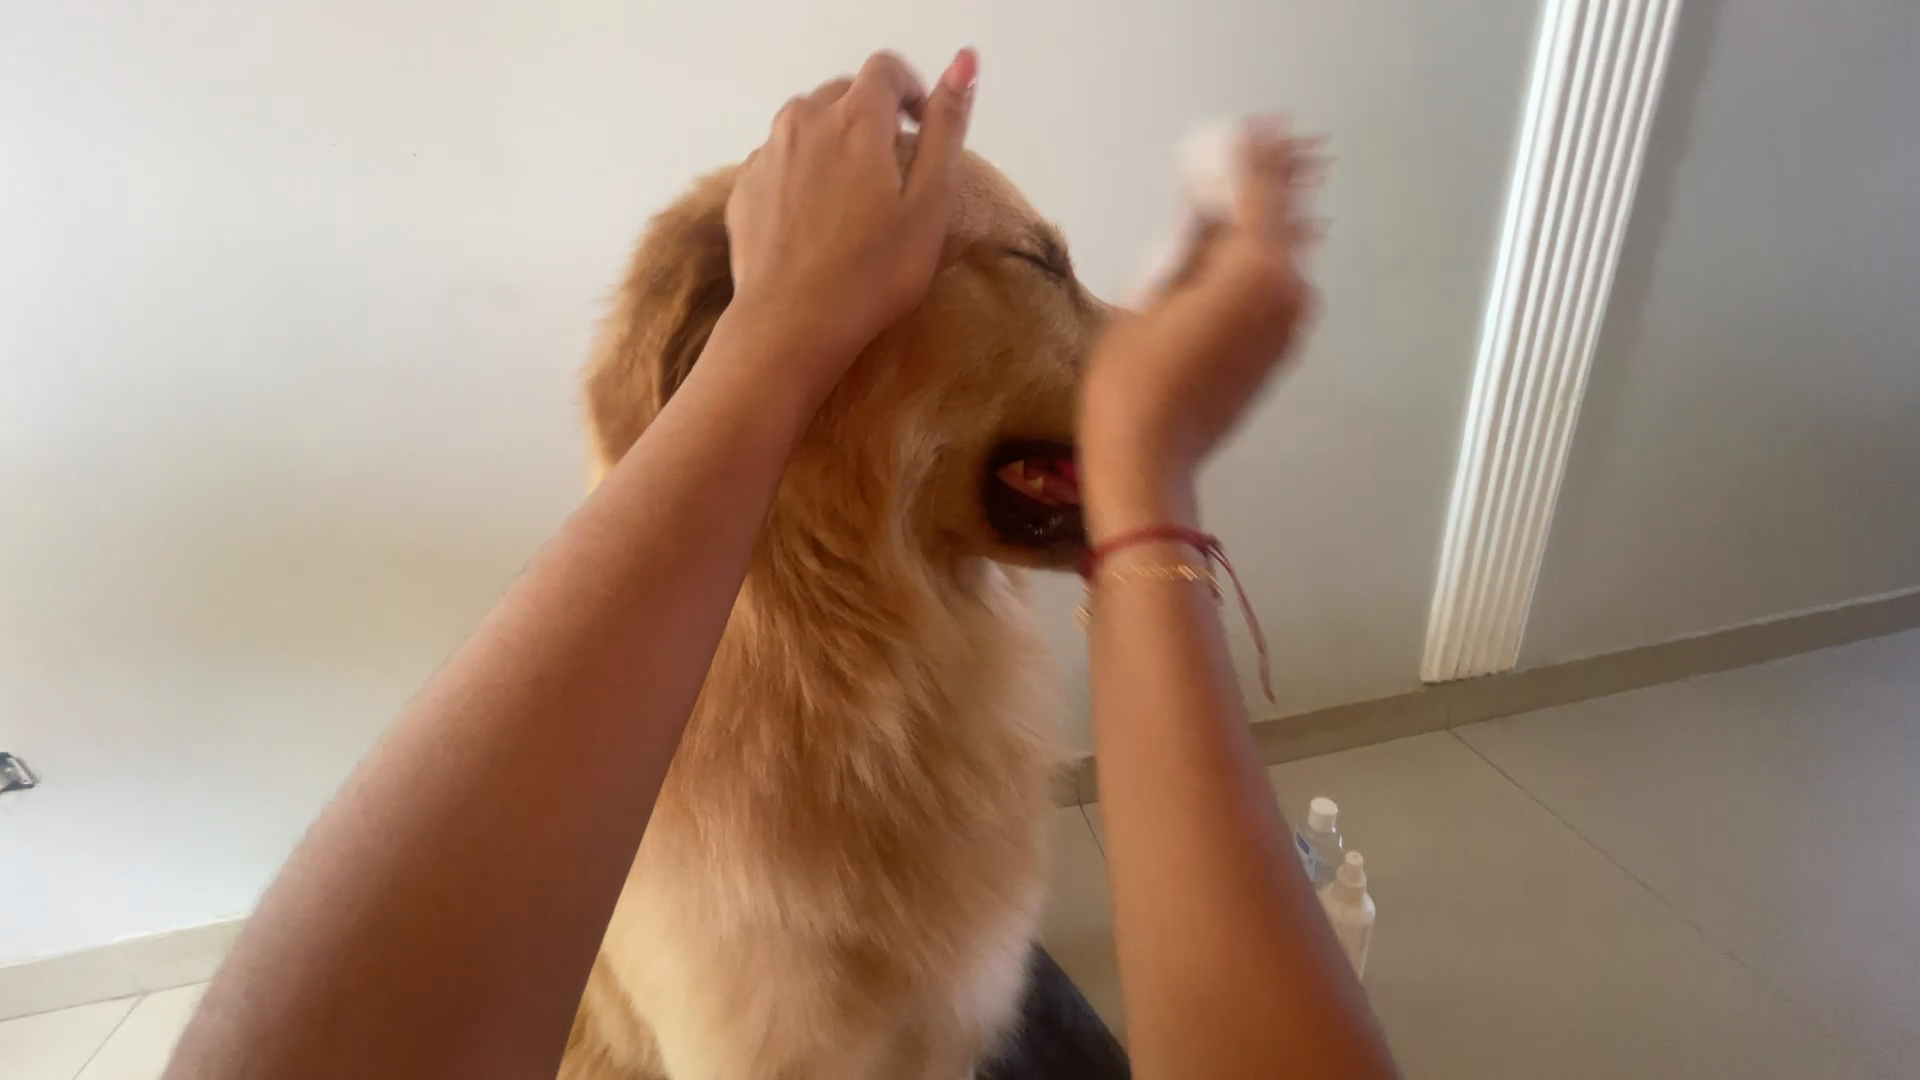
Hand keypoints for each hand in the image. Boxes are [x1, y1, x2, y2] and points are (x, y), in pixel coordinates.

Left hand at [724, 49, 976, 397]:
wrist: (794, 324)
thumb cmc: (874, 272)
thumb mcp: (930, 205)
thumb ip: (946, 129)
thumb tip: (964, 62)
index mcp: (857, 118)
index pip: (885, 69)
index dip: (910, 91)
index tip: (920, 128)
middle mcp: (804, 120)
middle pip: (842, 94)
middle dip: (870, 118)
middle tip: (889, 173)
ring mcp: (767, 154)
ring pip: (805, 125)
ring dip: (832, 143)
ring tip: (849, 198)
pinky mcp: (744, 190)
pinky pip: (777, 163)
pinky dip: (800, 175)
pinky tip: (813, 222)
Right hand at [1080, 121, 1324, 534]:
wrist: (1149, 460)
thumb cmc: (1130, 382)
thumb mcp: (1145, 298)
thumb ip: (1186, 243)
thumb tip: (1207, 204)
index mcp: (1254, 269)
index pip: (1261, 188)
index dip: (1251, 153)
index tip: (1247, 125)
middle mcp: (1287, 292)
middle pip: (1285, 218)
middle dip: (1273, 179)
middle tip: (1264, 142)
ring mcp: (1288, 326)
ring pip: (1287, 254)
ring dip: (1273, 220)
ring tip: (1252, 192)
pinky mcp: (1277, 352)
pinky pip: (1278, 289)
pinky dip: (1266, 262)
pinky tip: (1243, 253)